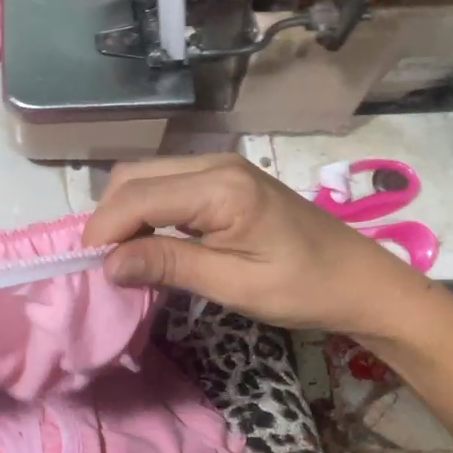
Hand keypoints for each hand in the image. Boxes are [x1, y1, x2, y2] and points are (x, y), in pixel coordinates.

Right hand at [82, 154, 435, 337]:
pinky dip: (146, 210)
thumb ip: (168, 265)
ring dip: (125, 213)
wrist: (362, 281)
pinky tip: (150, 242)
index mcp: (220, 187)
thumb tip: (107, 264)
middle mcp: (214, 163)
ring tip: (126, 258)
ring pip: (145, 176)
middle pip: (133, 177)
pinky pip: (166, 183)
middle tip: (107, 265)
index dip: (103, 230)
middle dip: (109, 219)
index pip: (136, 196)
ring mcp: (219, 166)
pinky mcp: (223, 177)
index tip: (90, 268)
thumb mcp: (234, 286)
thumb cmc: (305, 289)